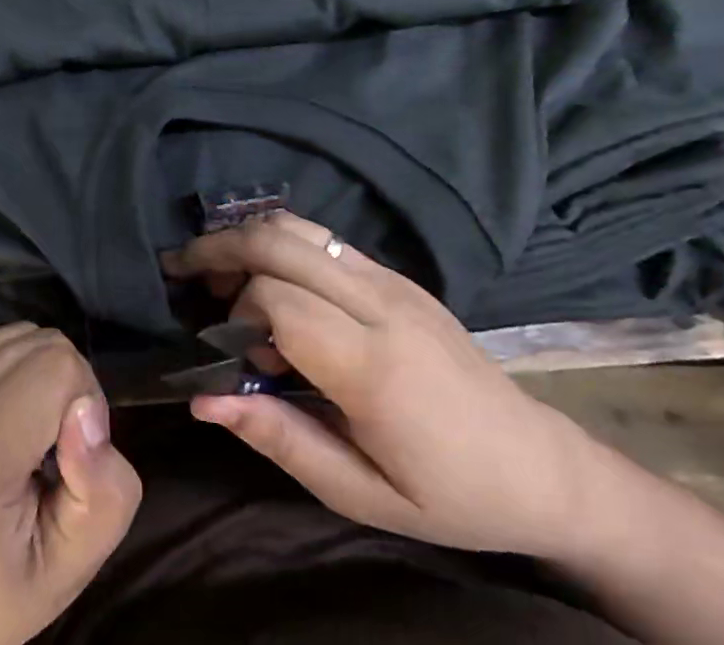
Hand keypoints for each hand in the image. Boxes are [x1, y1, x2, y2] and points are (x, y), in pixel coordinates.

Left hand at [0, 324, 141, 644]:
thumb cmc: (3, 587)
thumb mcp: (77, 561)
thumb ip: (105, 487)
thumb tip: (86, 409)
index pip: (58, 365)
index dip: (87, 403)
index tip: (72, 458)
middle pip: (41, 343)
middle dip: (67, 386)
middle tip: (54, 449)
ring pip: (17, 334)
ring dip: (38, 374)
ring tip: (27, 433)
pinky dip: (8, 363)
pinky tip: (2, 411)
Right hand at [164, 212, 601, 558]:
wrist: (541, 467)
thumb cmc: (449, 495)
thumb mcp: (359, 493)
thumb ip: (279, 439)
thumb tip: (203, 400)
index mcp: (373, 365)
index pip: (276, 301)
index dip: (233, 316)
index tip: (229, 356)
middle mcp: (382, 304)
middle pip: (279, 243)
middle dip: (219, 250)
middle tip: (181, 275)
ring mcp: (394, 281)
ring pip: (299, 228)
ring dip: (245, 239)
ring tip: (214, 273)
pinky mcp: (399, 277)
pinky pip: (323, 239)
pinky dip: (278, 246)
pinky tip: (264, 280)